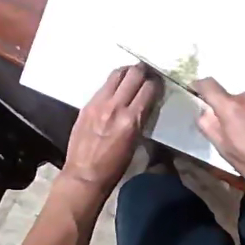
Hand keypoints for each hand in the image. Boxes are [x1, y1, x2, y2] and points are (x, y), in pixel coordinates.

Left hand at [58, 65, 158, 202]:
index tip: (159, 82)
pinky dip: (113, 82)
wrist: (85, 174)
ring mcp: (99, 103)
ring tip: (132, 74)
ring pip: (116, 74)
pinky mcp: (87, 104)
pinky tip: (116, 86)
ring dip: (127, 71)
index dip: (157, 83)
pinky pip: (103, 85)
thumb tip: (146, 104)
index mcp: (131, 119)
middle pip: (133, 75)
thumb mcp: (136, 142)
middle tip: (147, 71)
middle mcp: (116, 106)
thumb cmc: (115, 166)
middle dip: (143, 70)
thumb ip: (140, 119)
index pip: (149, 89)